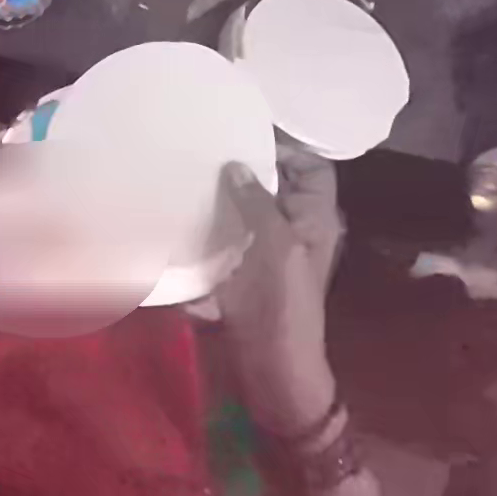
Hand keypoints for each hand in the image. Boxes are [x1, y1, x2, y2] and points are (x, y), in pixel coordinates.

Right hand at [217, 147, 343, 434]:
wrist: (271, 361)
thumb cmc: (283, 304)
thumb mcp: (277, 248)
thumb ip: (258, 204)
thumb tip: (235, 166)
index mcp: (314, 219)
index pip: (311, 168)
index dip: (286, 149)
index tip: (243, 134)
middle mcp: (291, 226)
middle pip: (275, 182)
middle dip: (246, 166)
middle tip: (206, 147)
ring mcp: (263, 245)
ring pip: (246, 204)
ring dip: (223, 190)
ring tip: (189, 170)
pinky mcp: (237, 261)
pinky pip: (225, 227)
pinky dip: (208, 215)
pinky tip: (182, 206)